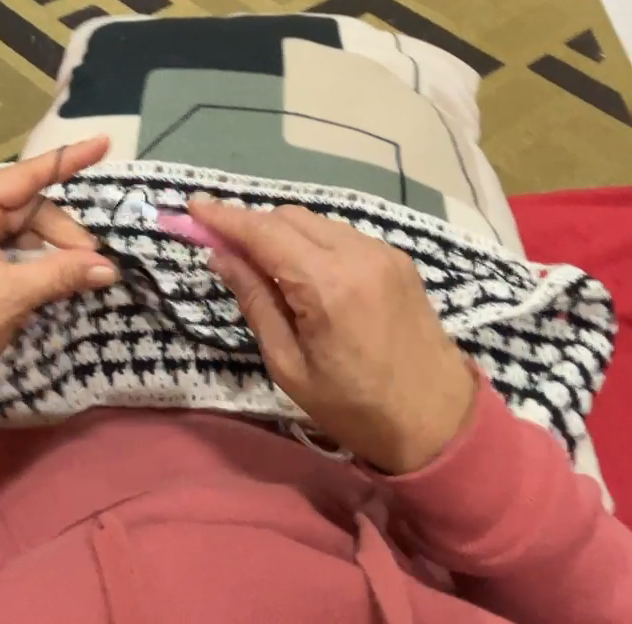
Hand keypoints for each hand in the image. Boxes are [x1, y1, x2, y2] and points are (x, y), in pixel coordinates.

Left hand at [0, 138, 118, 389]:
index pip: (26, 176)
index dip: (68, 160)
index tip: (104, 142)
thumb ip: (61, 273)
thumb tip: (109, 267)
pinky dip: (39, 259)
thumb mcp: (11, 297)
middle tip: (95, 264)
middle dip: (64, 232)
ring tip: (80, 275)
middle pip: (31, 207)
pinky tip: (58, 276)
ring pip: (27, 228)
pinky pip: (16, 245)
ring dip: (54, 249)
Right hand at [188, 197, 475, 473]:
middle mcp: (357, 254)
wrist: (439, 424)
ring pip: (314, 221)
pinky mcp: (396, 258)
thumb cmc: (354, 407)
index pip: (264, 232)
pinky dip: (311, 241)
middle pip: (287, 216)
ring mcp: (382, 252)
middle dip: (251, 225)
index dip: (224, 217)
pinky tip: (304, 272)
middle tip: (223, 247)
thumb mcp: (288, 364)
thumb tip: (221, 257)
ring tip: (263, 266)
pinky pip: (339, 234)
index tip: (192, 206)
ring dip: (281, 233)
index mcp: (328, 285)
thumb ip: (255, 301)